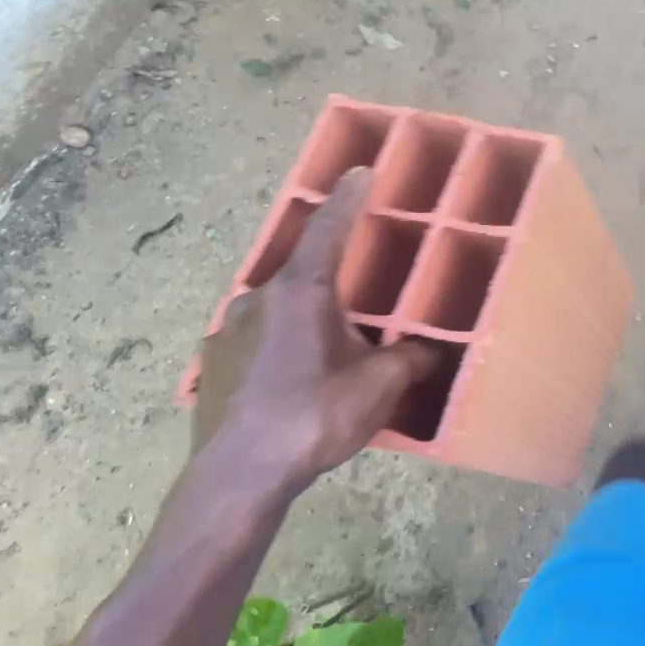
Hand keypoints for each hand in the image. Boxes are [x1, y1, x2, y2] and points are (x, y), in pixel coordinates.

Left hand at [193, 169, 439, 486]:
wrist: (238, 476)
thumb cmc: (314, 415)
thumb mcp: (380, 385)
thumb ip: (410, 357)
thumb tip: (430, 349)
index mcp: (302, 291)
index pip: (329, 227)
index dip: (349, 196)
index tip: (362, 169)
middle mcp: (258, 297)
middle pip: (302, 264)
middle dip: (332, 263)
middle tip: (362, 273)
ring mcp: (229, 330)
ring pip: (279, 302)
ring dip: (308, 306)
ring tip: (335, 333)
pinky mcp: (214, 362)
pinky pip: (260, 333)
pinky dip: (284, 337)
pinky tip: (300, 369)